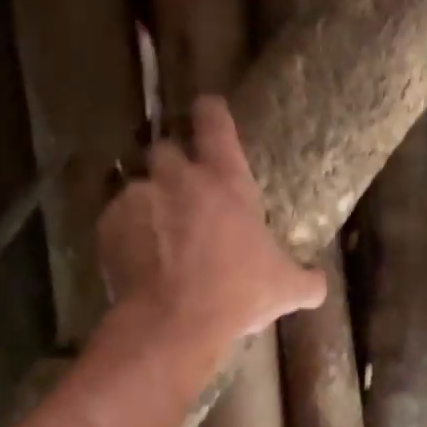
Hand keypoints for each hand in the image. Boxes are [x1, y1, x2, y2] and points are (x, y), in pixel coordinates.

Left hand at [99, 96, 324, 349]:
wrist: (173, 321)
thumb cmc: (239, 292)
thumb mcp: (288, 289)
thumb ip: (308, 280)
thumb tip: (318, 284)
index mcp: (227, 183)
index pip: (216, 126)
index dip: (212, 112)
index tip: (209, 105)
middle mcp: (178, 179)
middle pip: (165, 147)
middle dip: (174, 162)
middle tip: (187, 188)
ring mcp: (138, 199)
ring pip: (140, 185)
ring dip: (152, 201)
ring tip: (162, 232)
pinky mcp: (108, 226)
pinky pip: (119, 219)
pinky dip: (130, 231)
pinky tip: (144, 256)